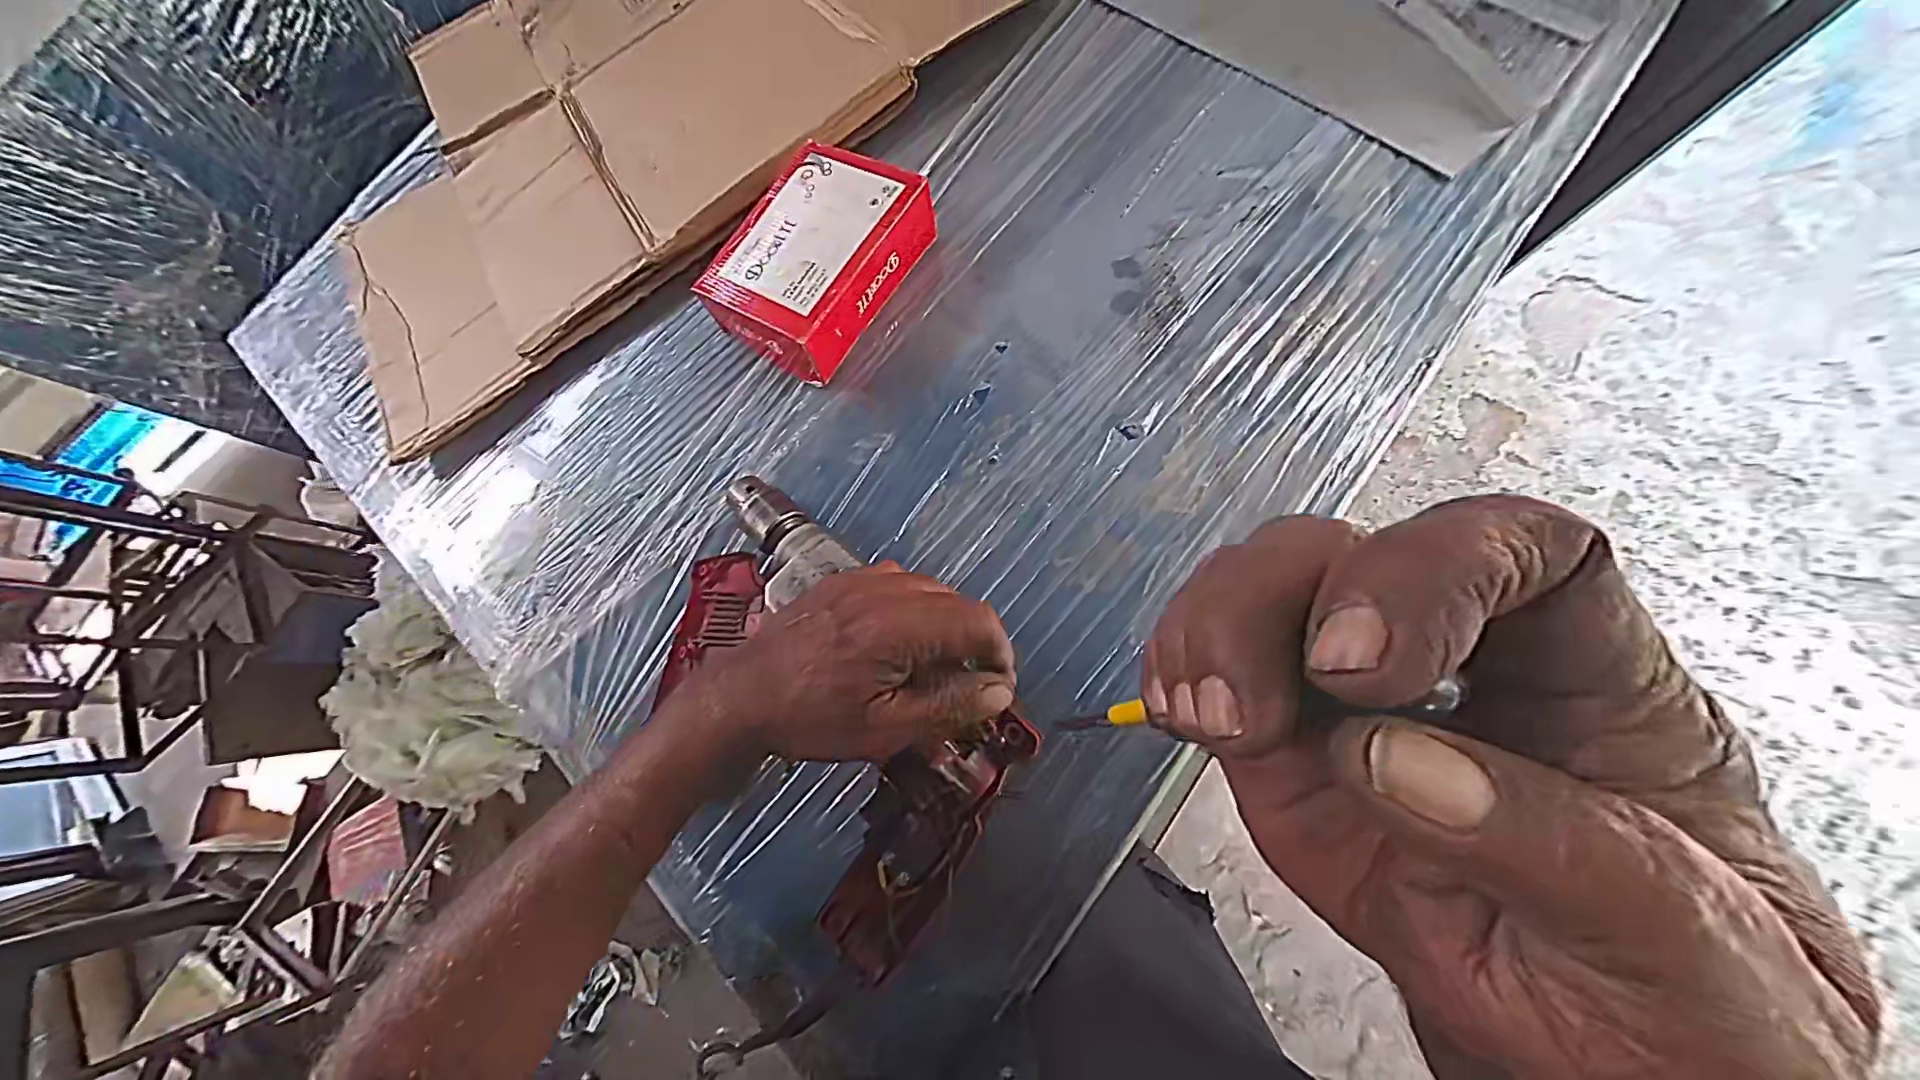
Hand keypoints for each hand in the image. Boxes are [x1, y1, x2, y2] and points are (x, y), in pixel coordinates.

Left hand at [691, 565, 1015, 761]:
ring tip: (930, 664)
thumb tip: (998, 692)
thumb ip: (948, 706)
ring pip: (931, 590)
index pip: (978, 622)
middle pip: (959, 602)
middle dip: (973, 641)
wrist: (740, 696)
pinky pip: (899, 583)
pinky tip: (897, 640)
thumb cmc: (807, 718)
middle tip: (964, 683)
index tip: (996, 685)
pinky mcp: (843, 580)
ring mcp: (860, 580)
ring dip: (945, 623)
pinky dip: (915, 608)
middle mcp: (883, 590)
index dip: (999, 654)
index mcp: (896, 626)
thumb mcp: (883, 728)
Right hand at [1146, 497, 1879, 1077]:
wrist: (1586, 1048)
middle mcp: (1445, 654)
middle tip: (1256, 703)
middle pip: (1343, 548)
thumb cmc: (1676, 988)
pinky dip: (1175, 671)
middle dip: (1273, 600)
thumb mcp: (1678, 940)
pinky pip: (1209, 664)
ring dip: (1209, 631)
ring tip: (1206, 717)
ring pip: (1257, 586)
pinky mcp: (1277, 735)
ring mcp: (1344, 691)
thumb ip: (1549, 845)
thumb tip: (1381, 757)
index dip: (1421, 571)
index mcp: (1581, 666)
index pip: (1507, 544)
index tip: (1361, 669)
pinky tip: (1177, 712)